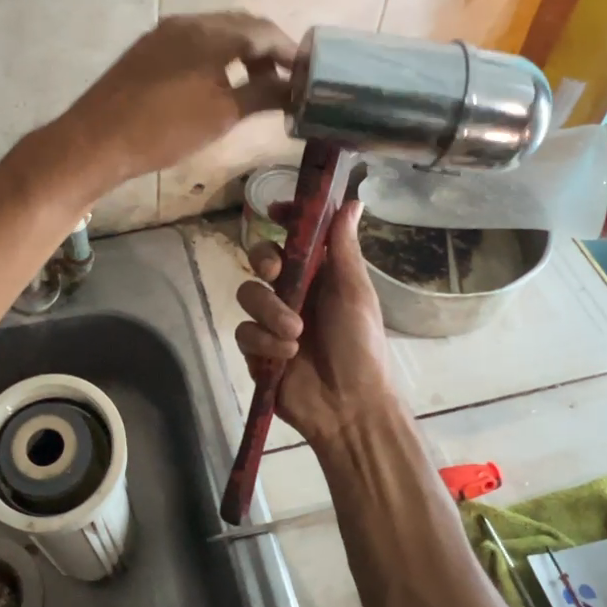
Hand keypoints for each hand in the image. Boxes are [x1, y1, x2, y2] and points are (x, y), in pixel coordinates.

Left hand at [58, 12, 295, 188]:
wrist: (95, 142)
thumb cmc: (164, 129)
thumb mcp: (222, 114)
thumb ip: (265, 95)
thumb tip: (298, 88)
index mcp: (211, 32)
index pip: (264, 31)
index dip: (291, 52)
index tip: (308, 75)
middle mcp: (187, 22)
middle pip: (240, 27)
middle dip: (267, 51)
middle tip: (286, 82)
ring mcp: (162, 34)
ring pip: (215, 35)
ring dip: (241, 55)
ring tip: (255, 88)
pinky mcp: (145, 51)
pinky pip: (192, 45)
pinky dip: (215, 59)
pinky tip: (217, 87)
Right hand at [235, 200, 405, 447]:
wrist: (348, 406)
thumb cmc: (361, 346)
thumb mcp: (355, 292)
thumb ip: (344, 248)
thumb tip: (352, 200)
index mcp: (319, 276)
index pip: (294, 238)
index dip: (283, 221)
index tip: (275, 211)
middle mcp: (292, 293)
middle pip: (260, 259)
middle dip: (263, 260)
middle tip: (275, 271)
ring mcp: (272, 322)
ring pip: (248, 295)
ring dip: (270, 313)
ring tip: (295, 336)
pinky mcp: (257, 350)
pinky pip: (245, 332)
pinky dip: (265, 343)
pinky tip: (286, 357)